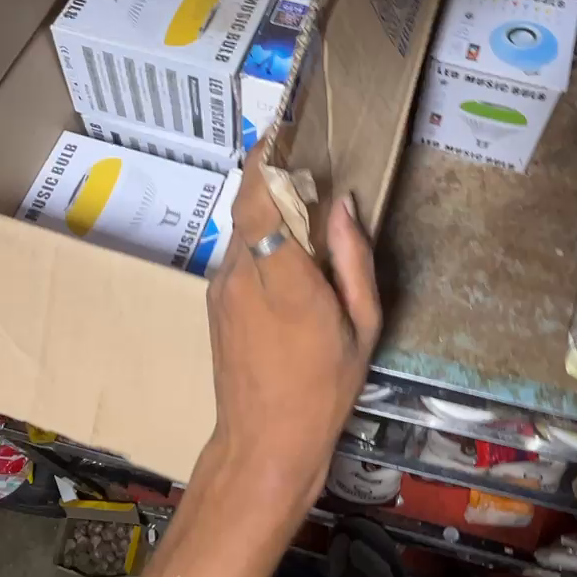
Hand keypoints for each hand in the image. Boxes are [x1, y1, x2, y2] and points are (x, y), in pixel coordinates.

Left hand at [198, 157, 381, 520]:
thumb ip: (354, 260)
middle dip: (268, 175)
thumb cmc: (324, 388)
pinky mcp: (214, 298)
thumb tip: (344, 204)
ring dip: (265, 206)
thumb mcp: (362, 327)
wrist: (263, 443)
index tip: (281, 133)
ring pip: (241, 226)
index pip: (260, 203)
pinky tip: (285, 249)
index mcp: (284, 280)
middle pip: (247, 205)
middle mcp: (242, 274)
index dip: (264, 163)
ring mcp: (221, 286)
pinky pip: (237, 250)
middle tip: (301, 158)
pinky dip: (259, 234)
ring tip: (300, 202)